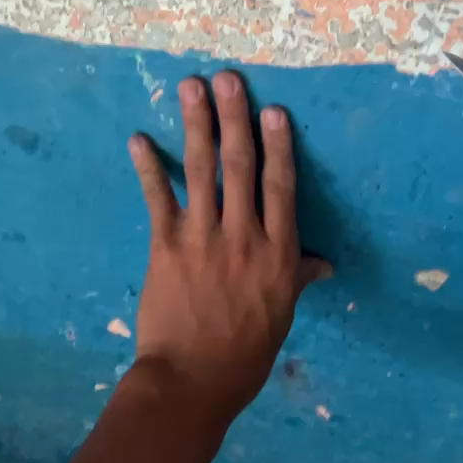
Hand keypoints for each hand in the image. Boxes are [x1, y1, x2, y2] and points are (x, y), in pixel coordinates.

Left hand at [126, 71, 331, 426]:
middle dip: (234, 118)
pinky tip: (137, 139)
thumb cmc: (243, 352)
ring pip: (201, 172)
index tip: (274, 110)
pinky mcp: (166, 247)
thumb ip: (298, 278)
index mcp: (276, 253)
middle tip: (228, 78)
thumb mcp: (281, 314)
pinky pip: (158, 199)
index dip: (278, 146)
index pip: (281, 188)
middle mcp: (242, 236)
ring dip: (195, 126)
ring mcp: (202, 239)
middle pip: (241, 166)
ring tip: (190, 88)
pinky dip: (147, 168)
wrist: (191, 383)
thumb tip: (325, 264)